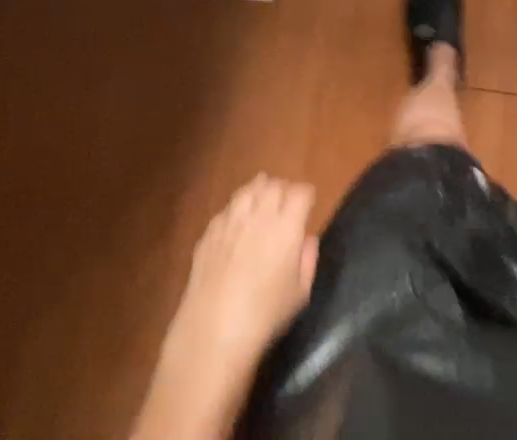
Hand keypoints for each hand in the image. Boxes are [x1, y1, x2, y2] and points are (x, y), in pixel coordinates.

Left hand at [135, 175, 318, 439]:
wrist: (214, 330)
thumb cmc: (266, 314)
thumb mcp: (300, 293)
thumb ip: (308, 260)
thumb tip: (307, 240)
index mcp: (287, 226)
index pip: (300, 193)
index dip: (306, 194)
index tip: (308, 203)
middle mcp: (259, 216)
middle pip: (273, 186)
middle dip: (283, 189)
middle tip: (286, 201)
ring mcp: (230, 223)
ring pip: (247, 192)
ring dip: (258, 191)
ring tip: (261, 199)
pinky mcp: (208, 235)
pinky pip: (225, 211)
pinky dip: (235, 210)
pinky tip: (236, 222)